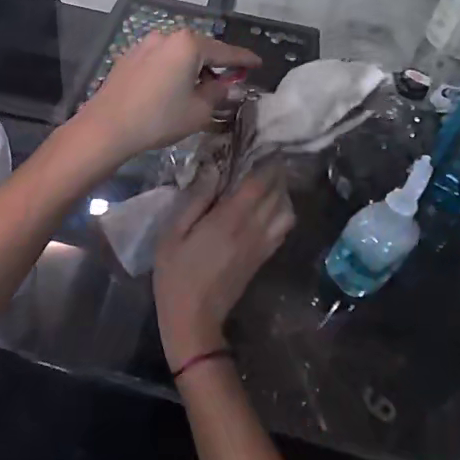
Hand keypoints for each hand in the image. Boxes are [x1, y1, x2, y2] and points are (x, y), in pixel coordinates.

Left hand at [76, 28, 260, 159]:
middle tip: (226, 82)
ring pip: (177, 54)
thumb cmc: (159, 118)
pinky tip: (171, 89)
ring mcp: (143, 45)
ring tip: (197, 90)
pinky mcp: (128, 58)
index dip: (244, 60)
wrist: (107, 127)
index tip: (257, 63)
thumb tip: (223, 85)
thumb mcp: (198, 110)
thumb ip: (217, 93)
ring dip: (190, 68)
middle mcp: (165, 36)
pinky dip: (171, 70)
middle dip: (214, 64)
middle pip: (199, 49)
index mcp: (188, 44)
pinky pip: (159, 60)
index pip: (225, 52)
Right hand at [153, 172, 295, 369]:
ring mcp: (262, 245)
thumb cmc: (176, 272)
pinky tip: (267, 206)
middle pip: (278, 194)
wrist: (194, 316)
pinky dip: (282, 211)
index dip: (266, 161)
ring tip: (266, 180)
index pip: (259, 183)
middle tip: (265, 156)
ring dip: (282, 192)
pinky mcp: (263, 257)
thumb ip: (194, 199)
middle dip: (276, 172)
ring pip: (287, 211)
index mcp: (230, 220)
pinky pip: (283, 228)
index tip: (263, 143)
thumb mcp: (173, 232)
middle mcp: (253, 229)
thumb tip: (211, 170)